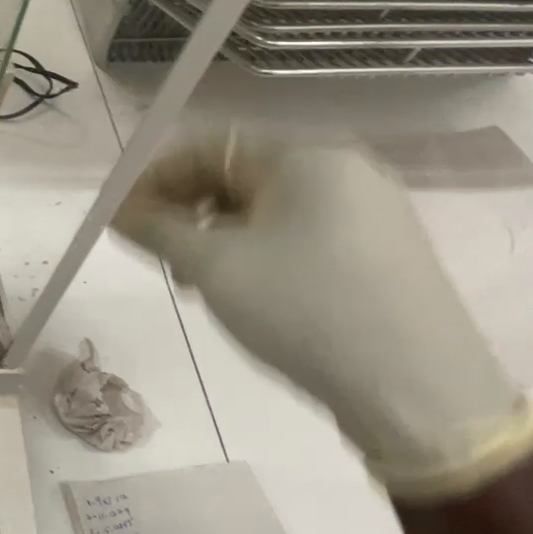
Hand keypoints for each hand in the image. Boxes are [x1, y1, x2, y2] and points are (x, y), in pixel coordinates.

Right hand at [111, 138, 532, 502]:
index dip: (155, 176)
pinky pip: (297, 233)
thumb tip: (117, 212)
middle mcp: (343, 171)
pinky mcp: (378, 251)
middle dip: (184, 207)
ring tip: (194, 280)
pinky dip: (254, 251)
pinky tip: (240, 292)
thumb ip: (155, 229)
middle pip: (237, 173)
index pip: (209, 145)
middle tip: (154, 252)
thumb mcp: (212, 266)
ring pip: (265, 208)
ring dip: (214, 234)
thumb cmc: (302, 309)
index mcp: (306, 158)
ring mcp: (368, 212)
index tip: (121, 218)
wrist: (415, 388)